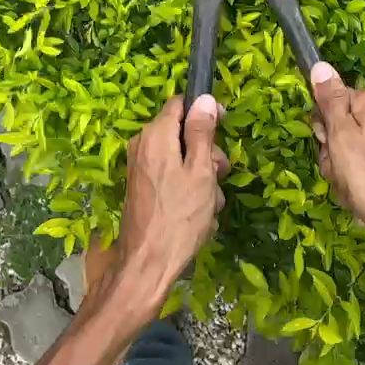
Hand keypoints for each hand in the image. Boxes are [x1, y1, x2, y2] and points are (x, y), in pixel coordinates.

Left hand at [115, 95, 228, 302]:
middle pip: (182, 132)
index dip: (204, 111)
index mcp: (155, 134)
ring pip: (181, 158)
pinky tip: (199, 214)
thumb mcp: (200, 170)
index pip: (181, 103)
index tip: (224, 125)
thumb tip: (203, 98)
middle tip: (220, 175)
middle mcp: (143, 144)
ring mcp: (140, 168)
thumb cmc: (179, 216)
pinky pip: (171, 177)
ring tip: (210, 204)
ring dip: (201, 176)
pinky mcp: (143, 188)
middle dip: (207, 151)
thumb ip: (202, 132)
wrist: (147, 265)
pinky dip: (188, 190)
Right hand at [309, 62, 364, 262]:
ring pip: (347, 149)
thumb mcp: (341, 136)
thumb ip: (329, 101)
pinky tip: (360, 198)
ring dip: (341, 171)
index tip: (328, 145)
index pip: (329, 100)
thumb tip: (319, 64)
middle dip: (332, 151)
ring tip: (351, 189)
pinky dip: (356, 182)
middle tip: (340, 171)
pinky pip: (362, 165)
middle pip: (339, 125)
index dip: (323, 125)